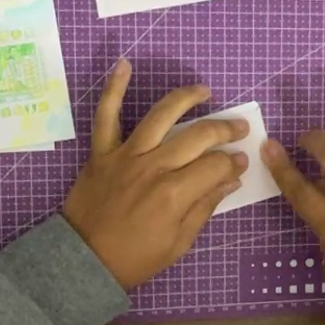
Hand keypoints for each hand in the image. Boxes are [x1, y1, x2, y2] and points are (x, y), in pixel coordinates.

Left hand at [62, 60, 246, 288]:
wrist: (84, 260)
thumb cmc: (135, 258)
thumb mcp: (178, 243)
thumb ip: (205, 207)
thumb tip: (231, 180)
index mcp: (176, 193)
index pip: (217, 165)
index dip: (234, 162)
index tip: (241, 162)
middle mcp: (154, 166)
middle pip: (198, 136)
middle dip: (225, 130)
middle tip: (239, 128)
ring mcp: (126, 155)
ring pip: (161, 115)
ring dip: (186, 98)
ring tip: (205, 91)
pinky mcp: (102, 151)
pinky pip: (106, 115)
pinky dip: (113, 88)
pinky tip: (124, 64)